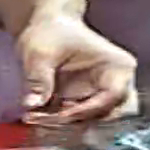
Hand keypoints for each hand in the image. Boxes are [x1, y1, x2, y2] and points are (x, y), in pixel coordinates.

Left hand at [15, 12, 137, 124]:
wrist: (46, 26)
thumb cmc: (49, 33)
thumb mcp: (40, 54)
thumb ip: (38, 79)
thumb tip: (31, 105)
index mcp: (118, 67)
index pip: (113, 97)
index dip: (87, 110)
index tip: (58, 115)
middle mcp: (116, 81)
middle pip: (111, 113)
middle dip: (80, 121)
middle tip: (45, 120)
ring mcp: (100, 91)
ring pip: (94, 118)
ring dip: (67, 123)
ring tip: (34, 118)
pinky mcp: (84, 96)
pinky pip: (77, 115)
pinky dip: (59, 119)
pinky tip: (35, 116)